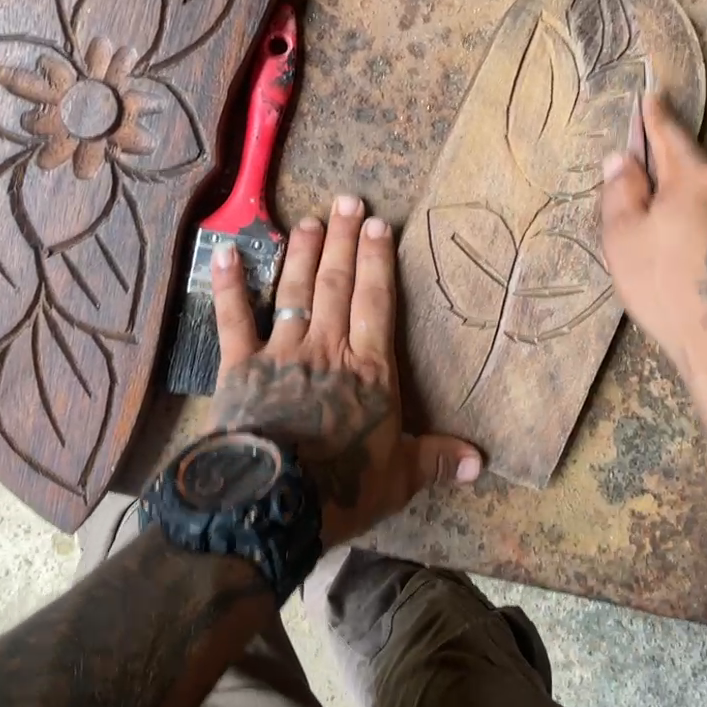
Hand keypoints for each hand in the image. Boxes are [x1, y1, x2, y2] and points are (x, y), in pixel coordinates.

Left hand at [206, 196, 482, 547]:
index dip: (377, 259)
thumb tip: (481, 462)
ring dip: (303, 253)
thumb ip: (436, 459)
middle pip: (338, 283)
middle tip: (348, 200)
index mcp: (369, 368)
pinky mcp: (240, 366)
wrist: (271, 506)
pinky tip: (225, 252)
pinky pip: (234, 318)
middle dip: (344, 239)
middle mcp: (328, 347)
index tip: (377, 224)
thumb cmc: (341, 489)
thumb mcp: (399, 477)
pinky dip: (229, 285)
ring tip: (311, 220)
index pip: (375, 300)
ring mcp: (282, 352)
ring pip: (295, 290)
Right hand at [599, 94, 706, 377]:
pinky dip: (695, 217)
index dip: (654, 114)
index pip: (671, 133)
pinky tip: (680, 247)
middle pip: (689, 163)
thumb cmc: (665, 288)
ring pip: (704, 192)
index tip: (650, 94)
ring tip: (653, 224)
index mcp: (697, 178)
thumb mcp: (625, 238)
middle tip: (634, 175)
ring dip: (679, 196)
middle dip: (662, 164)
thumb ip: (622, 191)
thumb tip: (623, 159)